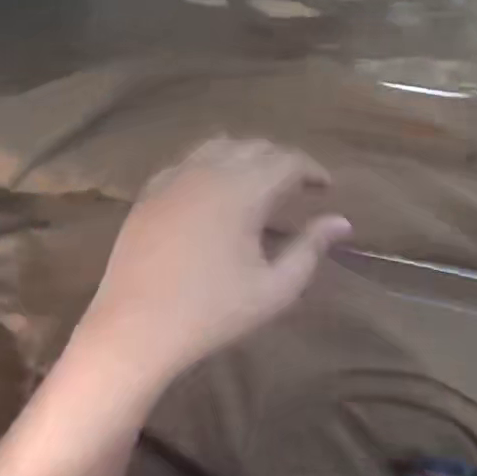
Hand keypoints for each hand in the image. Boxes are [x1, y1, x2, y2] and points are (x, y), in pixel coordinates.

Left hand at [68, 138, 351, 390]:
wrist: (135, 328)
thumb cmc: (212, 313)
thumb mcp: (274, 289)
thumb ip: (310, 249)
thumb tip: (341, 222)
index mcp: (243, 190)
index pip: (288, 161)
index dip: (312, 170)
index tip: (326, 188)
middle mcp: (208, 171)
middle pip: (255, 146)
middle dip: (282, 161)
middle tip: (298, 188)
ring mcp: (174, 178)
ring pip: (219, 146)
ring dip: (247, 157)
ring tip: (260, 183)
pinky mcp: (149, 192)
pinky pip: (188, 162)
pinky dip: (211, 165)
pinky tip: (215, 191)